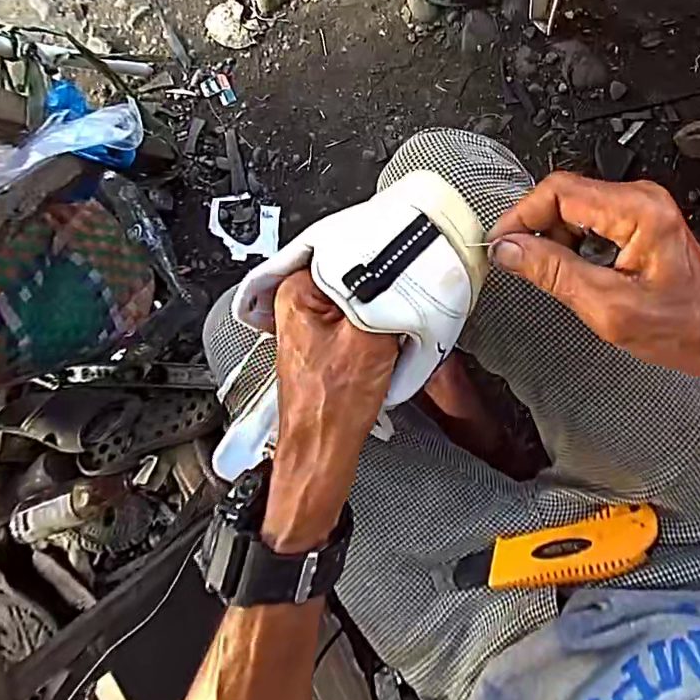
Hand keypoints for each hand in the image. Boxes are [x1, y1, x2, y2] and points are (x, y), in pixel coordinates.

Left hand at [264, 271, 397, 552]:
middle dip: (381, 287)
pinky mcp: (326, 341)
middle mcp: (298, 303)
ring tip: (389, 331)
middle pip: (353, 273)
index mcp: (296, 292)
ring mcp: (312, 323)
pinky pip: (357, 318)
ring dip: (380, 308)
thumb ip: (385, 295)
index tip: (402, 266)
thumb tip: (401, 264)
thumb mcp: (369, 338)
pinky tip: (384, 342)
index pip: (346, 251)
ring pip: (358, 297)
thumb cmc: (331, 407)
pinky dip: (375, 326)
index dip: (380, 260)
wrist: (324, 448)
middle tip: (397, 306)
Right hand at [488, 174, 699, 382]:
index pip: (559, 192)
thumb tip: (510, 250)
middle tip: (515, 259)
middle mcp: (642, 200)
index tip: (502, 243)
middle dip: (533, 227)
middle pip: (563, 194)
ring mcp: (640, 208)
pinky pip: (586, 218)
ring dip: (549, 236)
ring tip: (547, 270)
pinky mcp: (635, 220)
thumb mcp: (607, 306)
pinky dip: (567, 240)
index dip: (521, 216)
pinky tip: (568, 267)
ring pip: (571, 206)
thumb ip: (553, 272)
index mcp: (640, 212)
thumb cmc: (682, 327)